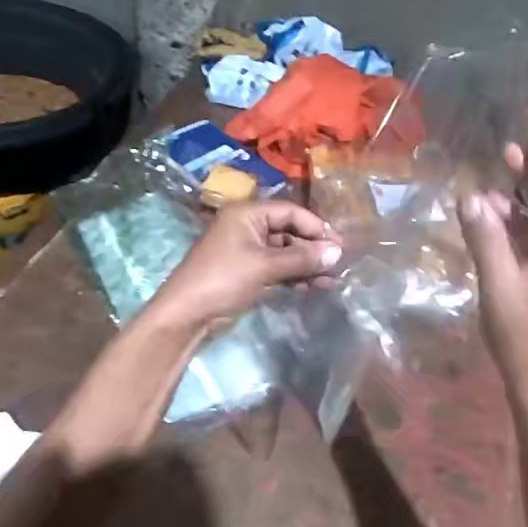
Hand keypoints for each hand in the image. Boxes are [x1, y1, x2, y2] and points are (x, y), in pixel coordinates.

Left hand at [144, 200, 342, 332]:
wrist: (187, 314)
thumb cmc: (224, 280)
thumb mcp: (265, 266)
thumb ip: (302, 258)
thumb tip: (338, 252)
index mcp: (247, 213)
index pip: (291, 212)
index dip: (316, 228)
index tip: (340, 247)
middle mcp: (247, 227)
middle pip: (289, 231)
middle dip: (313, 249)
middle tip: (338, 266)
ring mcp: (246, 250)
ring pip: (284, 252)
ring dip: (306, 265)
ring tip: (329, 281)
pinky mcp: (246, 272)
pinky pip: (276, 268)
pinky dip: (293, 276)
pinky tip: (312, 287)